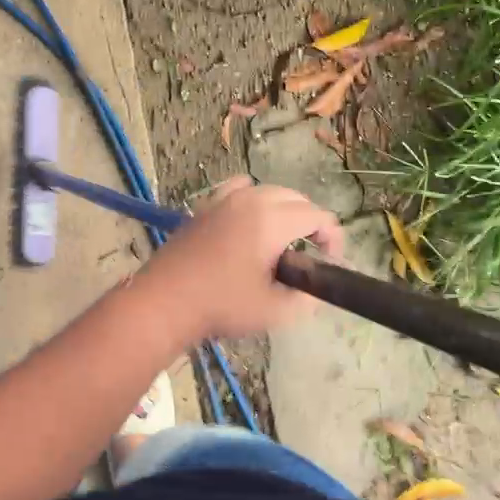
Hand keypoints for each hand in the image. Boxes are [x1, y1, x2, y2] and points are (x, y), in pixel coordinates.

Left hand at [135, 176, 343, 342]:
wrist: (167, 298)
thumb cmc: (223, 305)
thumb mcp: (275, 311)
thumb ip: (307, 297)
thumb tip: (317, 288)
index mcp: (272, 220)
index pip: (317, 214)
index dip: (332, 236)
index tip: (330, 261)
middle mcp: (250, 199)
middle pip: (294, 197)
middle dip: (309, 220)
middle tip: (309, 252)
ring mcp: (225, 198)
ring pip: (267, 190)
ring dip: (283, 209)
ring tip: (283, 239)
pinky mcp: (206, 205)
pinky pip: (239, 188)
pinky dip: (253, 199)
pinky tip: (250, 222)